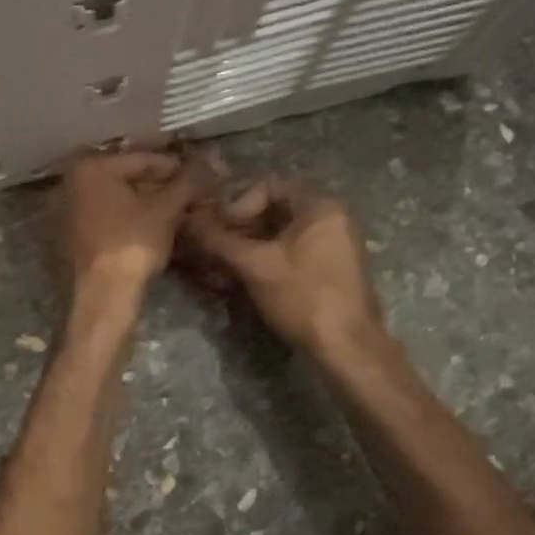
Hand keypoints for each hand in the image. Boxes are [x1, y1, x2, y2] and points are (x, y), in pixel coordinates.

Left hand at [60, 152, 207, 294]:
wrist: (105, 294)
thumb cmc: (133, 243)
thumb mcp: (166, 209)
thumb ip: (187, 182)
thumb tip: (210, 163)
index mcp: (92, 167)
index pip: (145, 160)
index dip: (179, 169)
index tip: (205, 178)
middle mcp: (75, 182)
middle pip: (132, 178)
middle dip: (166, 188)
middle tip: (196, 197)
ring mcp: (73, 209)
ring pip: (124, 199)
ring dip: (154, 204)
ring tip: (185, 213)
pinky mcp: (77, 234)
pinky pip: (114, 217)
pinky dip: (137, 219)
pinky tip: (162, 228)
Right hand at [185, 177, 384, 352]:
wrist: (347, 348)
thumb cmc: (303, 297)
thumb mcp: (255, 266)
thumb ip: (219, 241)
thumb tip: (188, 222)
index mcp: (320, 207)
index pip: (269, 186)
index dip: (238, 204)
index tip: (219, 229)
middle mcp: (331, 220)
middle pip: (274, 212)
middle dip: (238, 230)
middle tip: (212, 250)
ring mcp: (332, 247)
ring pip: (279, 237)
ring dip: (247, 249)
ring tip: (221, 270)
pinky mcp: (329, 272)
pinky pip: (291, 255)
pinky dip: (265, 263)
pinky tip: (240, 282)